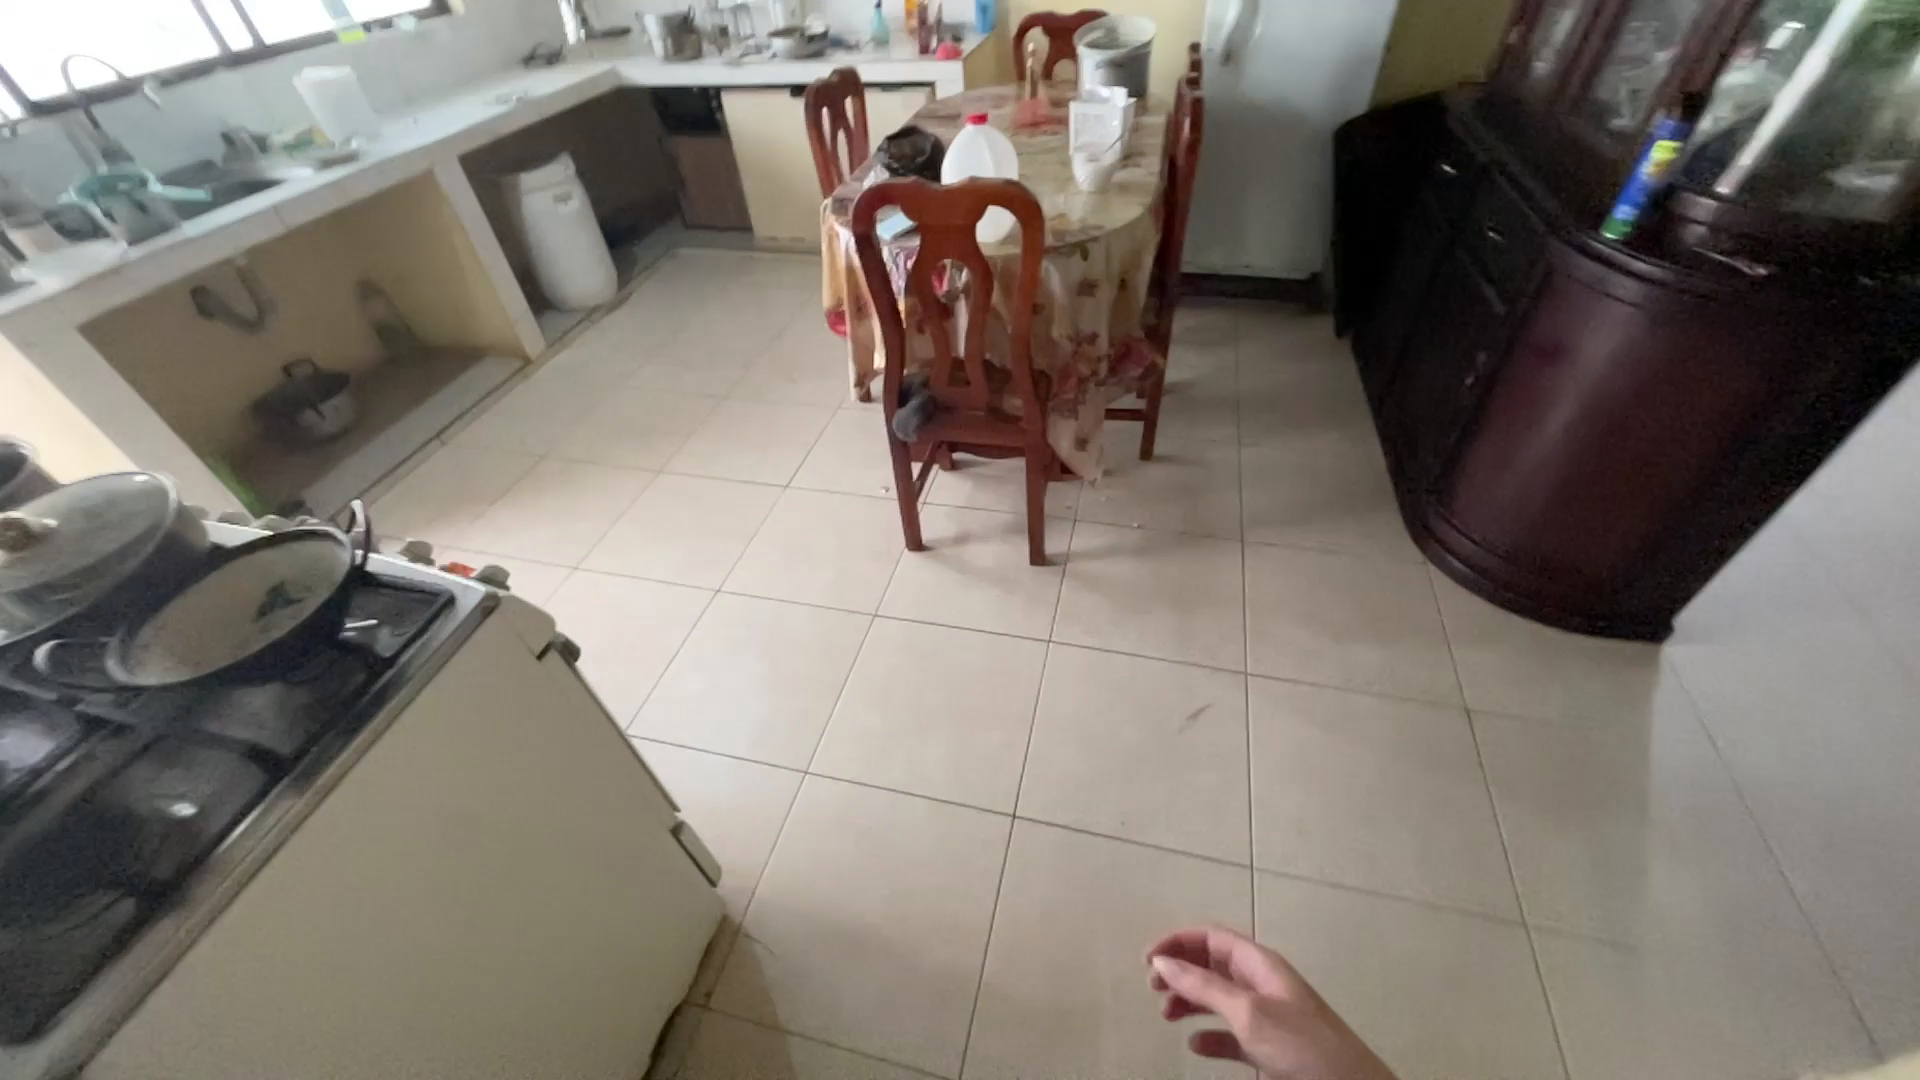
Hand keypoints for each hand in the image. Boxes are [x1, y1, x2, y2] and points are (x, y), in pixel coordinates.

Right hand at [1145, 926, 1397, 1079]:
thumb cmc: (1302, 1046)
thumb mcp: (1248, 1012)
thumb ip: (1203, 985)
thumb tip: (1163, 961)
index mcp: (1259, 963)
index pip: (1210, 937)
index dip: (1177, 942)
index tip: (1148, 960)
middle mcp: (1261, 983)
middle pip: (1211, 965)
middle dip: (1180, 972)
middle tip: (1153, 989)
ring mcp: (1267, 1015)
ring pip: (1218, 998)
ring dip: (1189, 1002)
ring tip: (1166, 1016)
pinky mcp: (1271, 1047)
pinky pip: (1231, 1033)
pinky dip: (1210, 1035)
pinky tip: (1196, 1045)